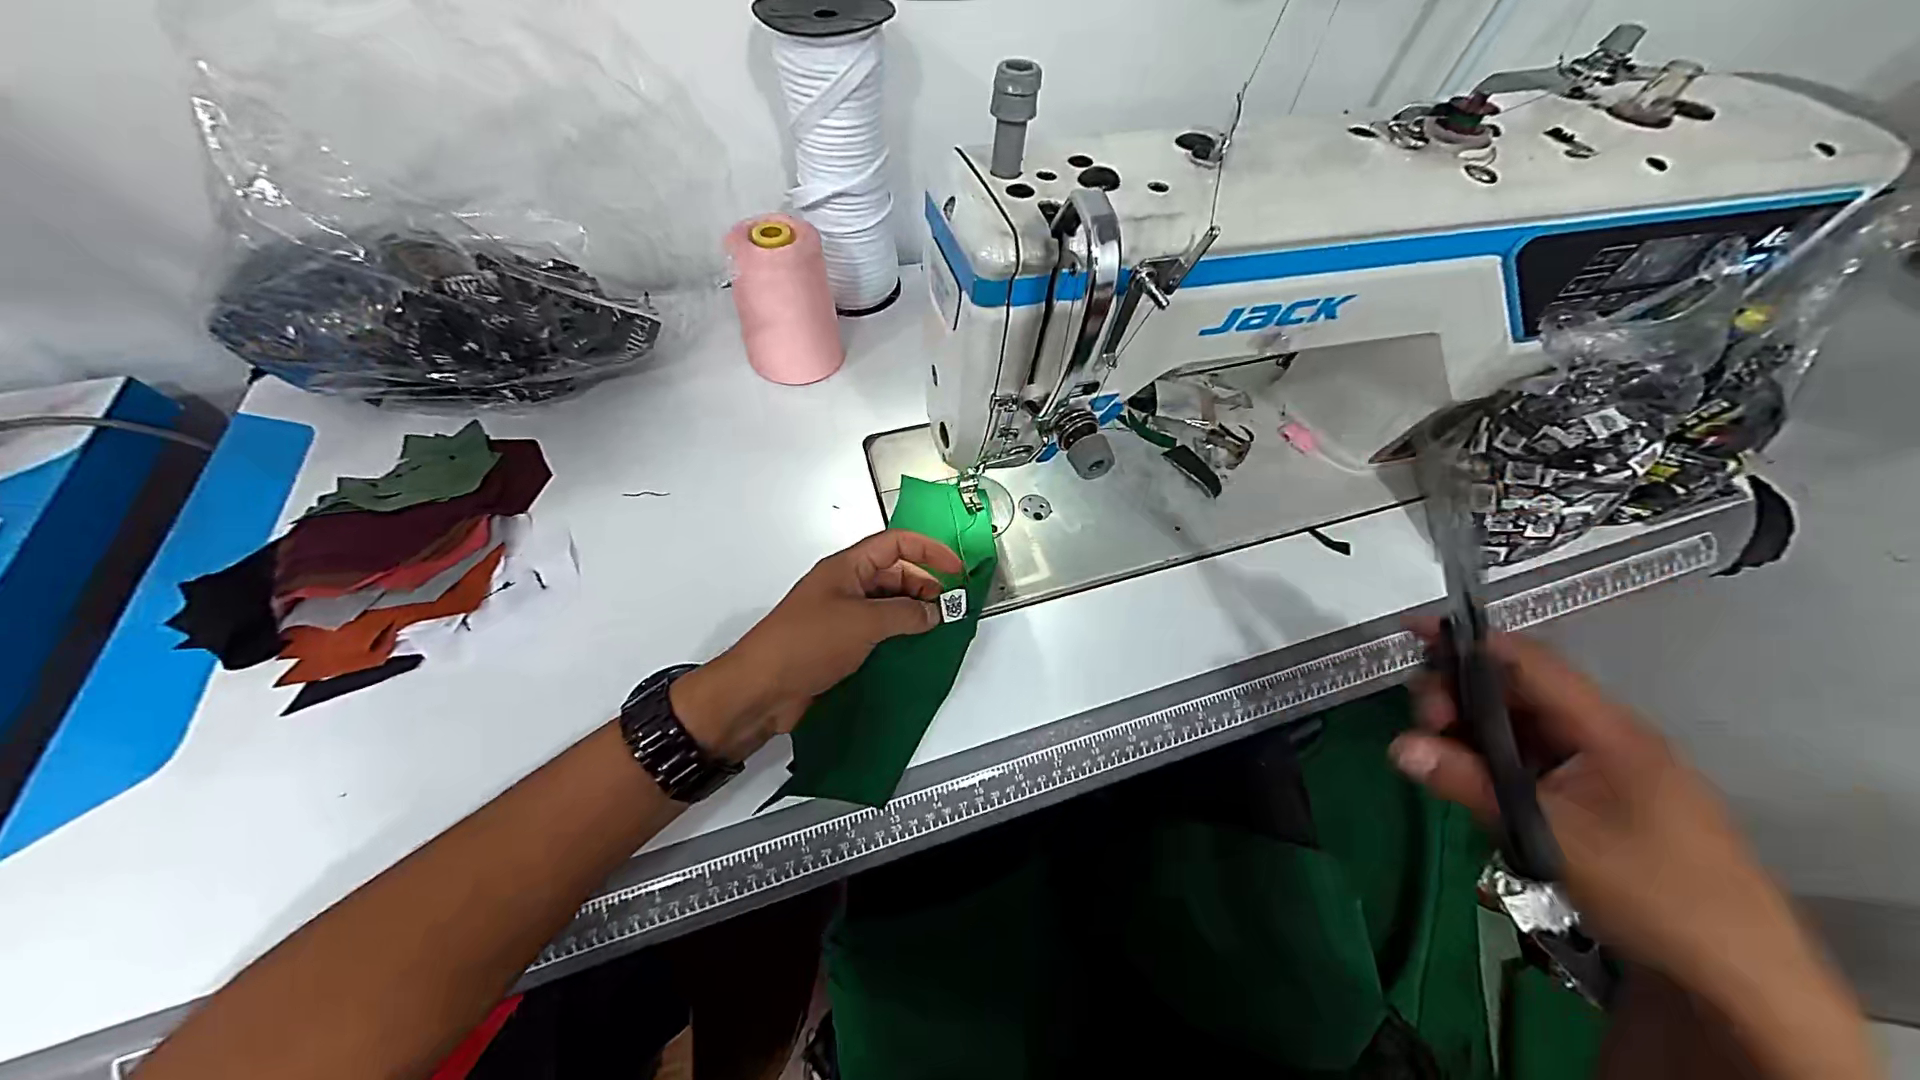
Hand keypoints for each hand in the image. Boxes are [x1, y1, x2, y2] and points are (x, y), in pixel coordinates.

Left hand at [670, 529, 963, 761]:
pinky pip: (877, 631)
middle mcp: (845, 586)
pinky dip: (898, 635)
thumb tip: (931, 612)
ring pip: (888, 604)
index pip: (896, 543)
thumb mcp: (864, 623)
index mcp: (847, 567)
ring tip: (935, 629)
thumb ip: (905, 614)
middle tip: (948, 606)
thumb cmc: (801, 644)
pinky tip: (912, 649)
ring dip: (912, 613)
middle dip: (924, 585)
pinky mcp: (839, 643)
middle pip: (894, 573)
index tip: (955, 566)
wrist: (761, 689)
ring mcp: (842, 615)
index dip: (928, 549)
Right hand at [1390, 623, 1816, 1007]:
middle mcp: (1603, 737)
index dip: (1469, 641)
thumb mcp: (1547, 833)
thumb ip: (1468, 782)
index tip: (1413, 630)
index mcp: (1608, 730)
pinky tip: (1469, 779)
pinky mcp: (1592, 797)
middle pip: (1515, 692)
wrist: (1739, 979)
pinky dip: (1491, 760)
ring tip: (1438, 757)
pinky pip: (1529, 759)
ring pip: (1518, 727)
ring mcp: (1600, 768)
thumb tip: (1398, 746)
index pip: (1528, 662)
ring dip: (1471, 732)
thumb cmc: (1653, 892)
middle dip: (1458, 696)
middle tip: (1422, 727)